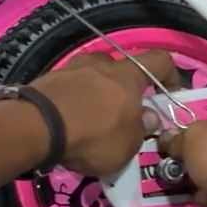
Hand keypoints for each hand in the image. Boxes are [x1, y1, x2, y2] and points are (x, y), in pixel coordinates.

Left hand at [30, 50, 181, 177]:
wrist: (35, 128)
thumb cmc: (93, 136)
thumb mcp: (128, 145)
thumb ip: (142, 129)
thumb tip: (148, 116)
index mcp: (129, 76)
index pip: (160, 61)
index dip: (171, 75)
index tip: (170, 94)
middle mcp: (102, 63)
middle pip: (124, 71)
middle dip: (129, 92)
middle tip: (126, 116)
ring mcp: (73, 67)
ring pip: (97, 77)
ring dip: (101, 94)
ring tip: (96, 119)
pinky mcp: (50, 78)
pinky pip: (73, 86)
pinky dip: (77, 100)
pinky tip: (72, 120)